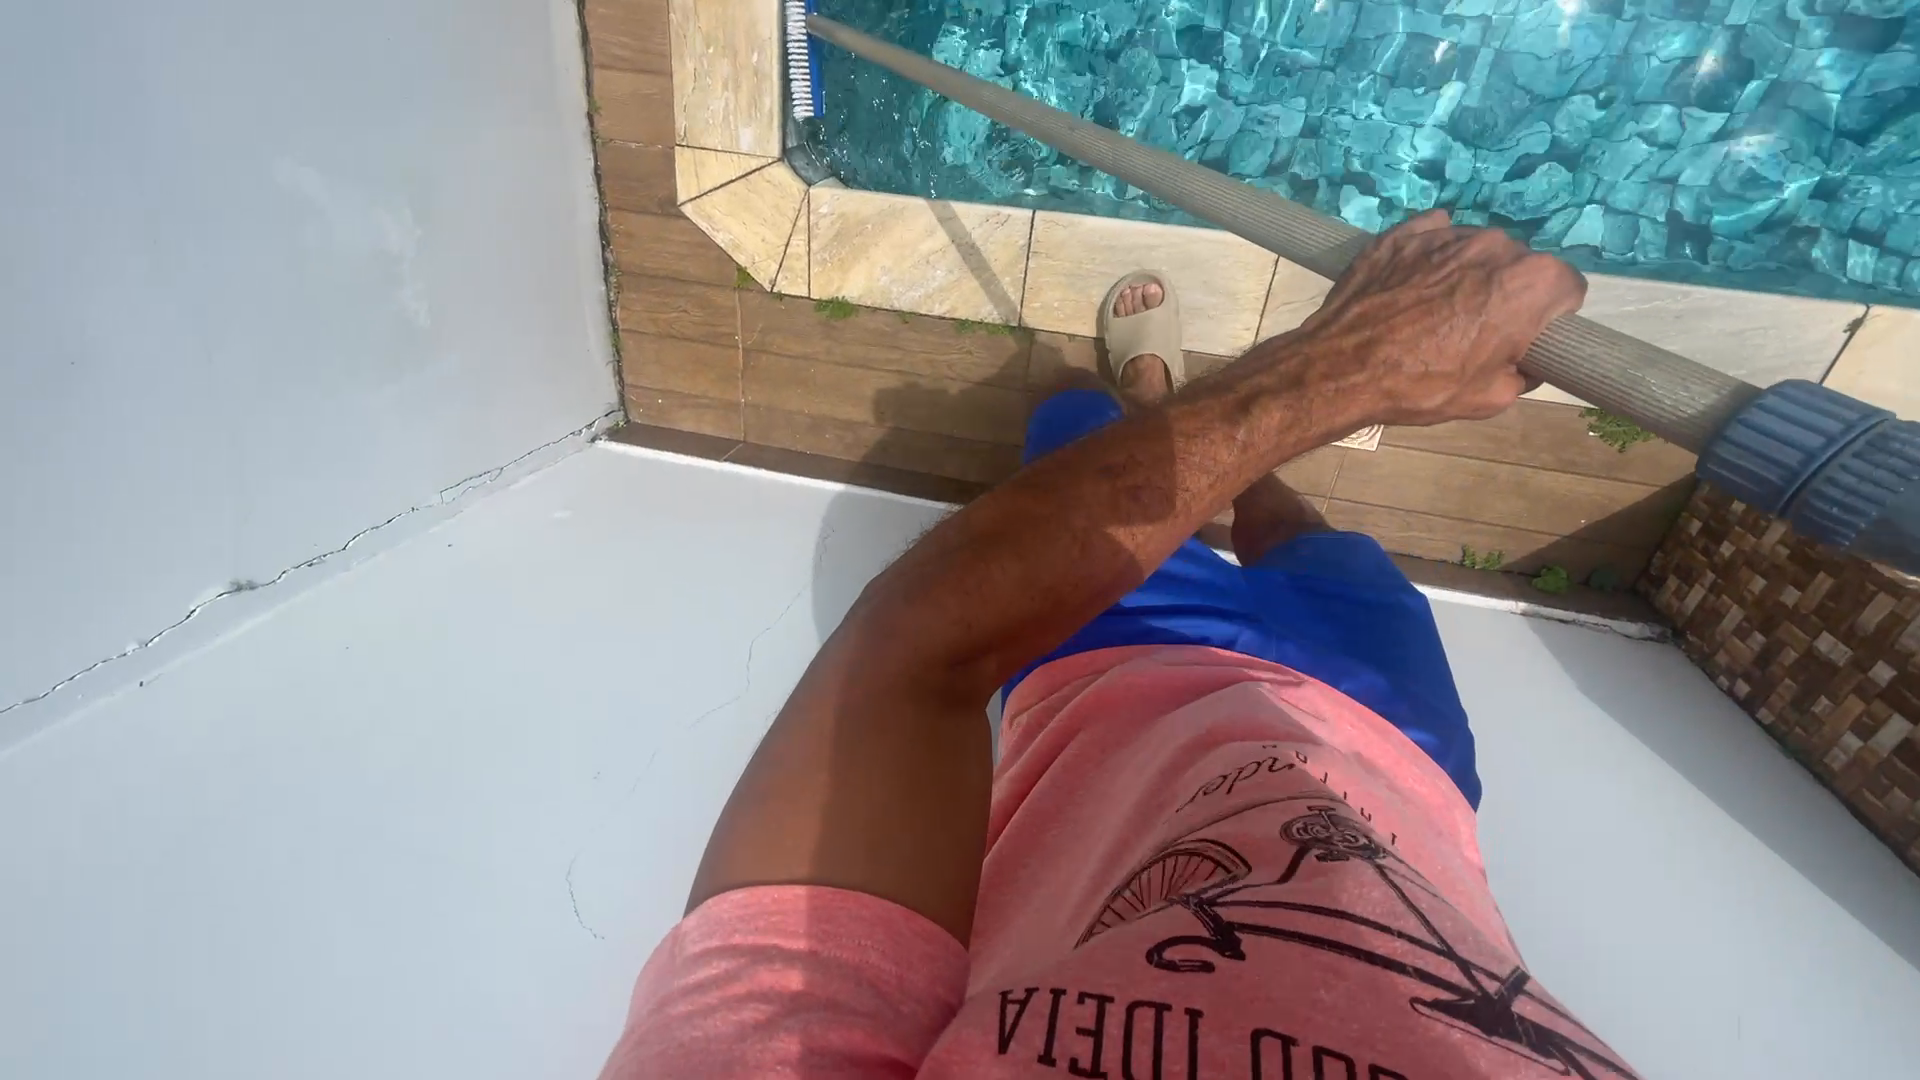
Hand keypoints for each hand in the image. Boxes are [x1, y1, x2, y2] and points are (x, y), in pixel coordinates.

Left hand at [1295, 210, 1586, 426]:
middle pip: (1517, 267)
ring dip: (1461, 275)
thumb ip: (1524, 373)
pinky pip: (1428, 237)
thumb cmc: (1418, 387)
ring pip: (1472, 251)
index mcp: (1534, 281)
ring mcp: (1446, 234)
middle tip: (1464, 329)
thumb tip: (1524, 363)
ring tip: (1426, 312)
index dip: (1543, 319)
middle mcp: (1498, 244)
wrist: (1338, 370)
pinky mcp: (1401, 234)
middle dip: (1501, 294)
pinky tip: (1405, 287)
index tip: (1514, 338)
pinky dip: (1423, 259)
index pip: (1564, 291)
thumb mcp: (1489, 398)